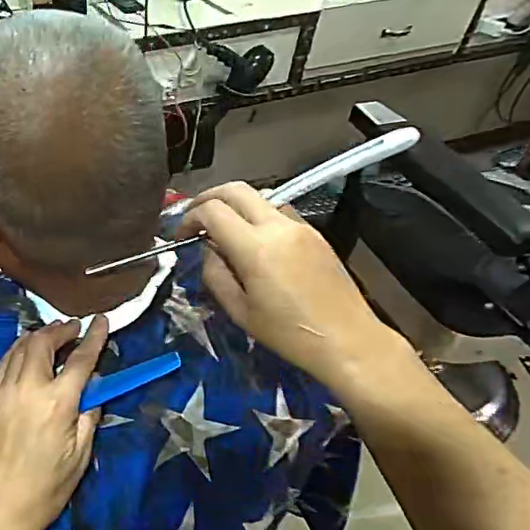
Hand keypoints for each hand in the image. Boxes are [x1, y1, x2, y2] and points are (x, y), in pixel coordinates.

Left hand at [0, 319, 106, 529]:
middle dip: (61, 330)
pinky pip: (4, 362)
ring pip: (20, 347)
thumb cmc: (46, 488)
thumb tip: (94, 388)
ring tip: (53, 335)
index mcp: (57, 403)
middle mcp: (28, 388)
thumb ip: (90, 414)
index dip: (94, 336)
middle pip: (43, 342)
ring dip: (39, 336)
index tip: (102, 320)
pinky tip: (26, 354)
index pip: (80, 358)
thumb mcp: (81, 455)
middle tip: (75, 329)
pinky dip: (19, 350)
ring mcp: (3, 391)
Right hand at [179, 182, 410, 393]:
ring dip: (236, 205)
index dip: (189, 217)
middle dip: (208, 198)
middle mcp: (278, 226)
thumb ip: (216, 274)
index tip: (181, 234)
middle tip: (195, 218)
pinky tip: (256, 242)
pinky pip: (279, 213)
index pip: (212, 211)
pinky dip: (258, 217)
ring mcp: (300, 226)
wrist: (348, 340)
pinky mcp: (315, 234)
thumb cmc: (289, 334)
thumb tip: (207, 250)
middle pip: (235, 189)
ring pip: (259, 197)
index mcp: (255, 247)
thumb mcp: (240, 312)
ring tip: (224, 230)